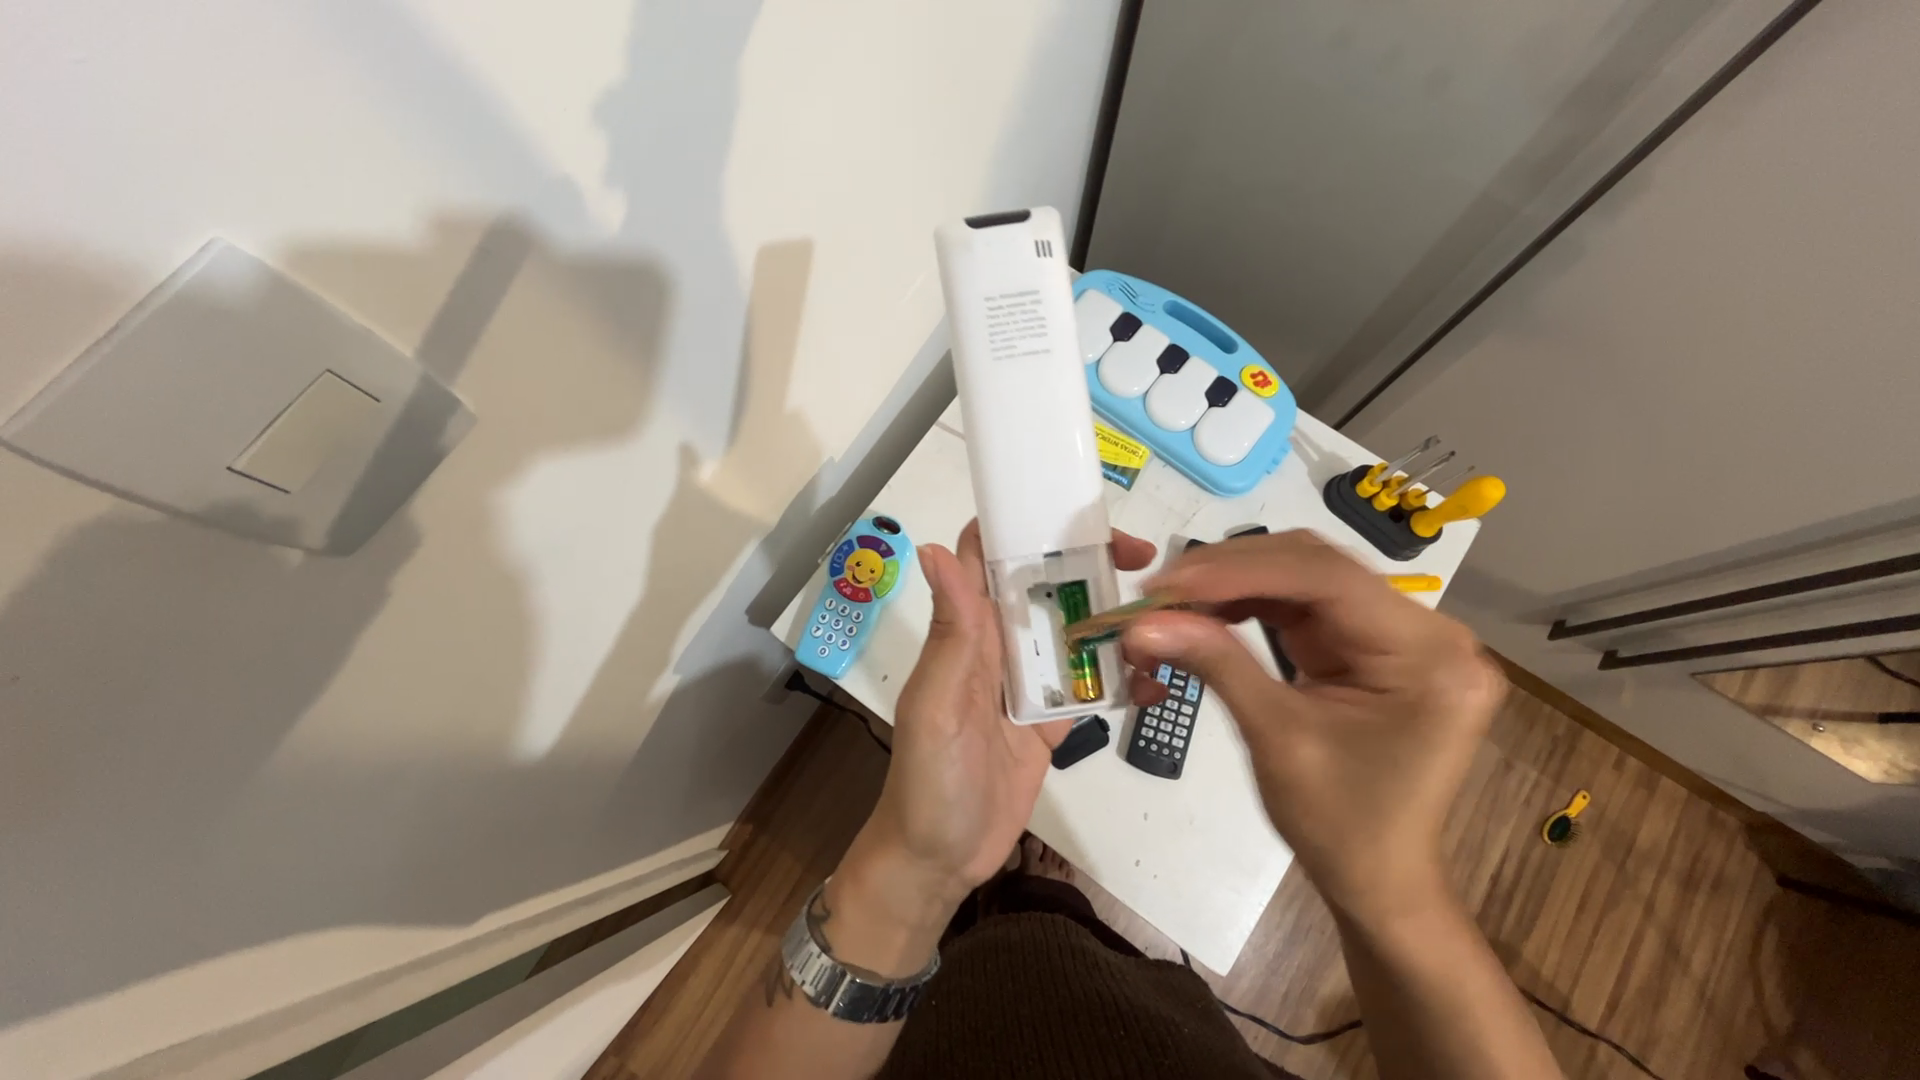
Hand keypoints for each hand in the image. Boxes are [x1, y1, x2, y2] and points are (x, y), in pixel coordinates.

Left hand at [853, 521, 1157, 914]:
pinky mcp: (1053, 720)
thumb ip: (951, 632)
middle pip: (1045, 586)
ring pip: (1076, 631)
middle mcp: (998, 645)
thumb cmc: (929, 780)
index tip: (1081, 513)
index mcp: (967, 630)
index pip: (989, 556)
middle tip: (1148, 563)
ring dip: (1116, 619)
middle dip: (1092, 565)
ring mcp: (1028, 682)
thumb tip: (934, 546)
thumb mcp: (937, 703)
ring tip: (1168, 616)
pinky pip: (1091, 686)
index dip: (1027, 524)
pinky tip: (1157, 682)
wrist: (941, 858)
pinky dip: (1124, 678)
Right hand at [1120, 530, 1503, 921]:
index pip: (1326, 579)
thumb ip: (1216, 664)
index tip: (1166, 584)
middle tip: (1158, 590)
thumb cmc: (1341, 824)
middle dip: (1229, 573)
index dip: (1239, 571)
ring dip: (1232, 585)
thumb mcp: (1276, 738)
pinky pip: (1300, 606)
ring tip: (1171, 603)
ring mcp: (1396, 634)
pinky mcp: (1367, 645)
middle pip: (1314, 567)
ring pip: (1301, 578)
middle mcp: (1423, 629)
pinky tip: (1205, 616)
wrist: (1379, 879)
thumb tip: (1140, 624)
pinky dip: (1247, 607)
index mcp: (1426, 653)